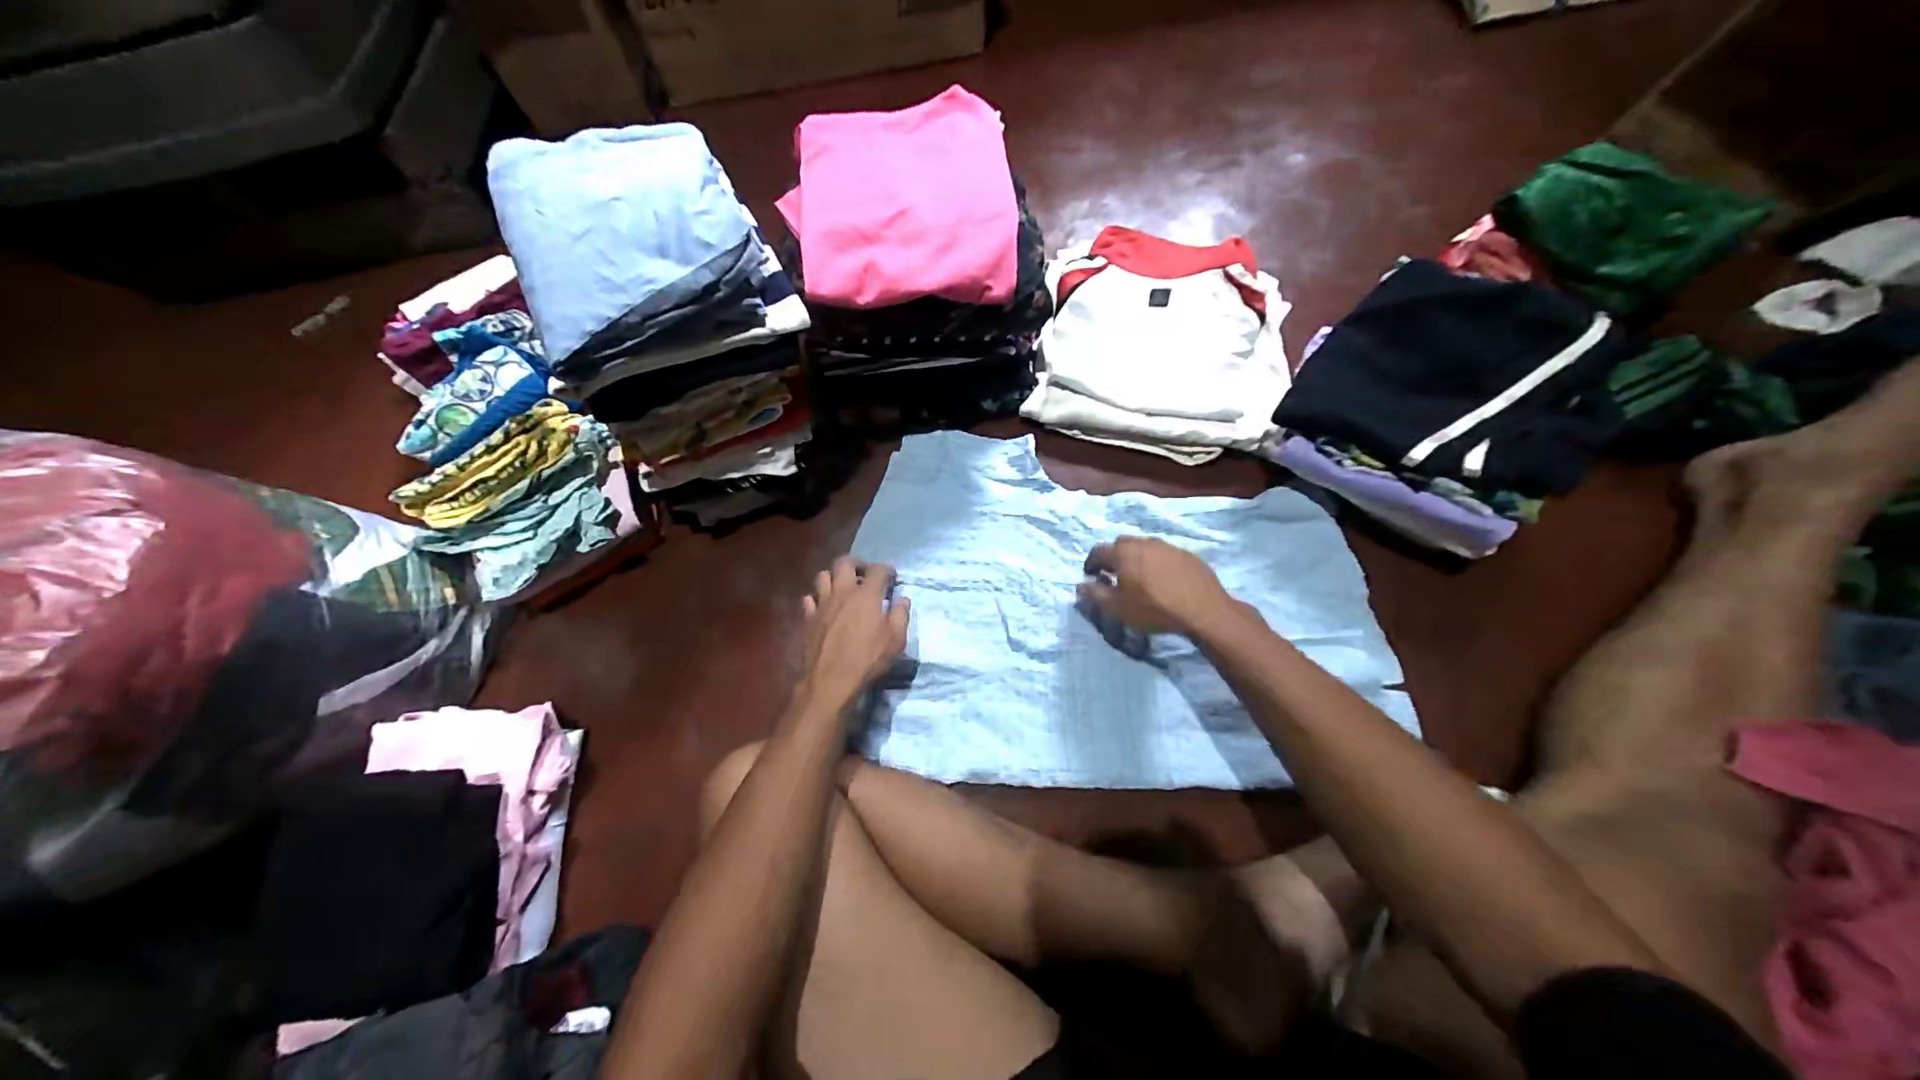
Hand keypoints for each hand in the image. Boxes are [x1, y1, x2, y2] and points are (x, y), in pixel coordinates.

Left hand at [798, 556, 910, 710]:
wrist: (831, 680)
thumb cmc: (868, 659)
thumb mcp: (896, 640)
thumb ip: (900, 616)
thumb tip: (903, 600)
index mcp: (866, 595)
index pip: (878, 570)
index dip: (887, 570)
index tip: (892, 577)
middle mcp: (842, 592)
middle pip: (844, 563)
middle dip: (856, 564)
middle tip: (864, 574)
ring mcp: (822, 604)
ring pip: (822, 576)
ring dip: (834, 577)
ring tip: (842, 587)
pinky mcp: (808, 619)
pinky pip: (809, 599)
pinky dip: (817, 598)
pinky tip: (824, 607)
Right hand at [1078, 537, 1234, 636]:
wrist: (1204, 610)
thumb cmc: (1155, 609)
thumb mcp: (1118, 608)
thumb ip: (1095, 595)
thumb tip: (1080, 585)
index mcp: (1124, 553)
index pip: (1098, 551)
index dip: (1091, 563)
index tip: (1091, 576)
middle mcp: (1144, 542)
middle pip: (1121, 544)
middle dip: (1114, 556)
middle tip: (1114, 575)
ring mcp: (1168, 546)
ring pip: (1144, 546)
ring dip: (1136, 557)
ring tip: (1139, 576)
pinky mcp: (1187, 554)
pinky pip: (1164, 554)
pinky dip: (1157, 562)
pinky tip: (1163, 579)